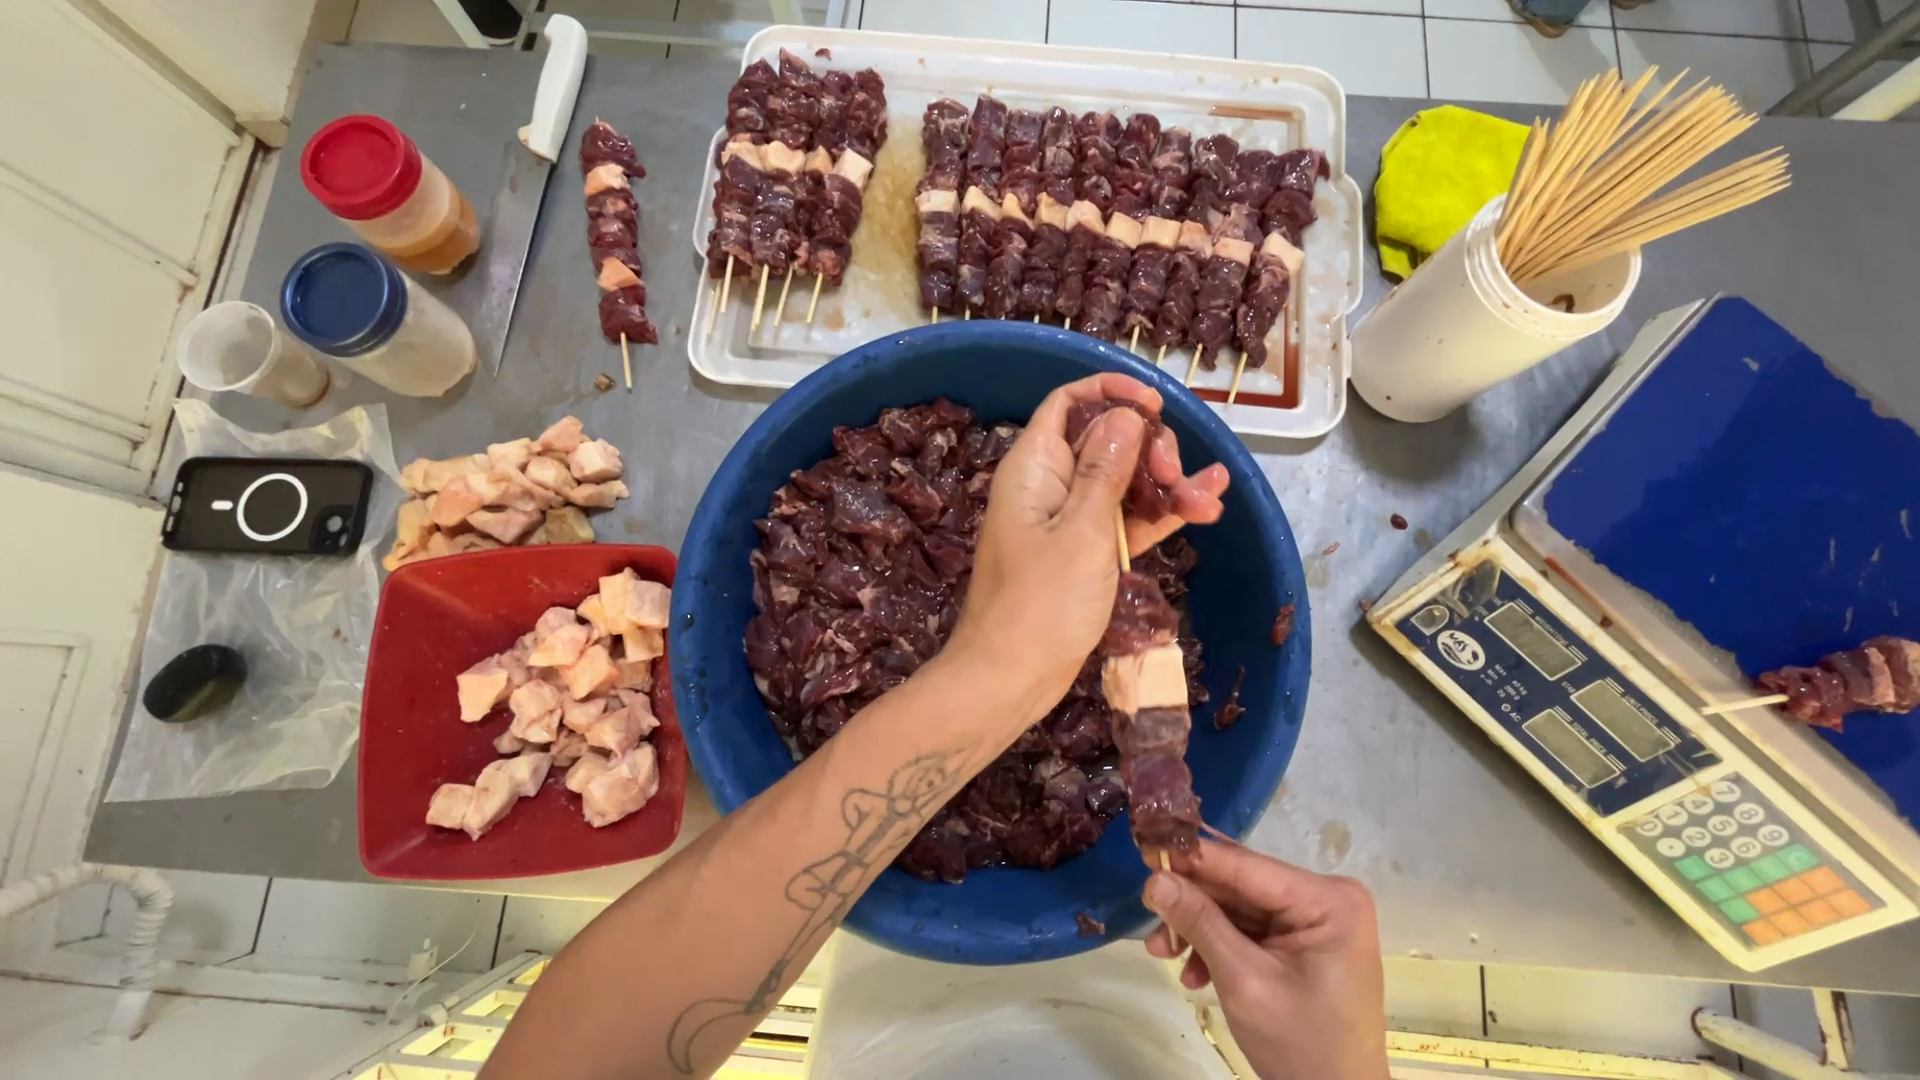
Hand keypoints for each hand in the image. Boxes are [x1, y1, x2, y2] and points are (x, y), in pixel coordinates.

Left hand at [945, 373, 1228, 723]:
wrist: (1011, 678)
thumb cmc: (1041, 603)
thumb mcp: (1081, 531)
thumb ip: (1105, 470)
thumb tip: (1126, 414)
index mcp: (1034, 467)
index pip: (1068, 404)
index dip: (1110, 393)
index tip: (1155, 404)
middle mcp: (1049, 485)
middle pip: (1105, 440)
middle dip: (1148, 447)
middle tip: (1173, 474)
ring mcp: (1069, 520)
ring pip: (1122, 482)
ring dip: (1166, 484)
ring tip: (1209, 498)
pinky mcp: (1086, 552)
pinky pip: (1126, 520)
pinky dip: (1159, 513)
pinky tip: (1205, 507)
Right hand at [1144, 842, 1388, 1079]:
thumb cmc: (1302, 1047)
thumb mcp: (1244, 981)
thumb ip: (1199, 923)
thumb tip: (1153, 879)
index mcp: (1327, 899)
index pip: (1244, 865)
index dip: (1190, 857)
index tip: (1144, 849)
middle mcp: (1324, 896)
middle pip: (1238, 885)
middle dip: (1190, 904)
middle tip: (1147, 914)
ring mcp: (1314, 917)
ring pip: (1236, 905)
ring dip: (1196, 927)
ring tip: (1162, 952)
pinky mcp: (1302, 937)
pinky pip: (1247, 926)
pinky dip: (1216, 943)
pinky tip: (1193, 970)